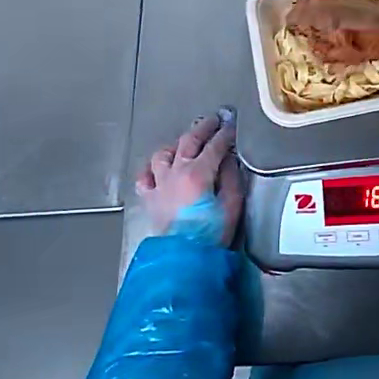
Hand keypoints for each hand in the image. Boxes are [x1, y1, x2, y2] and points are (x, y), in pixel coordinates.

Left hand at [136, 109, 243, 245]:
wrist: (186, 258)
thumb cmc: (214, 232)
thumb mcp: (233, 203)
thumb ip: (231, 176)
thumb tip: (228, 158)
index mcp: (199, 173)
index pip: (215, 145)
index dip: (226, 133)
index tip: (233, 125)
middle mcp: (176, 173)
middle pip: (189, 141)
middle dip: (203, 128)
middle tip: (213, 120)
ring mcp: (159, 184)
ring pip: (163, 154)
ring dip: (177, 144)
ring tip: (186, 143)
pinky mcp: (149, 198)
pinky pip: (145, 177)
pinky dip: (152, 169)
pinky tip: (159, 168)